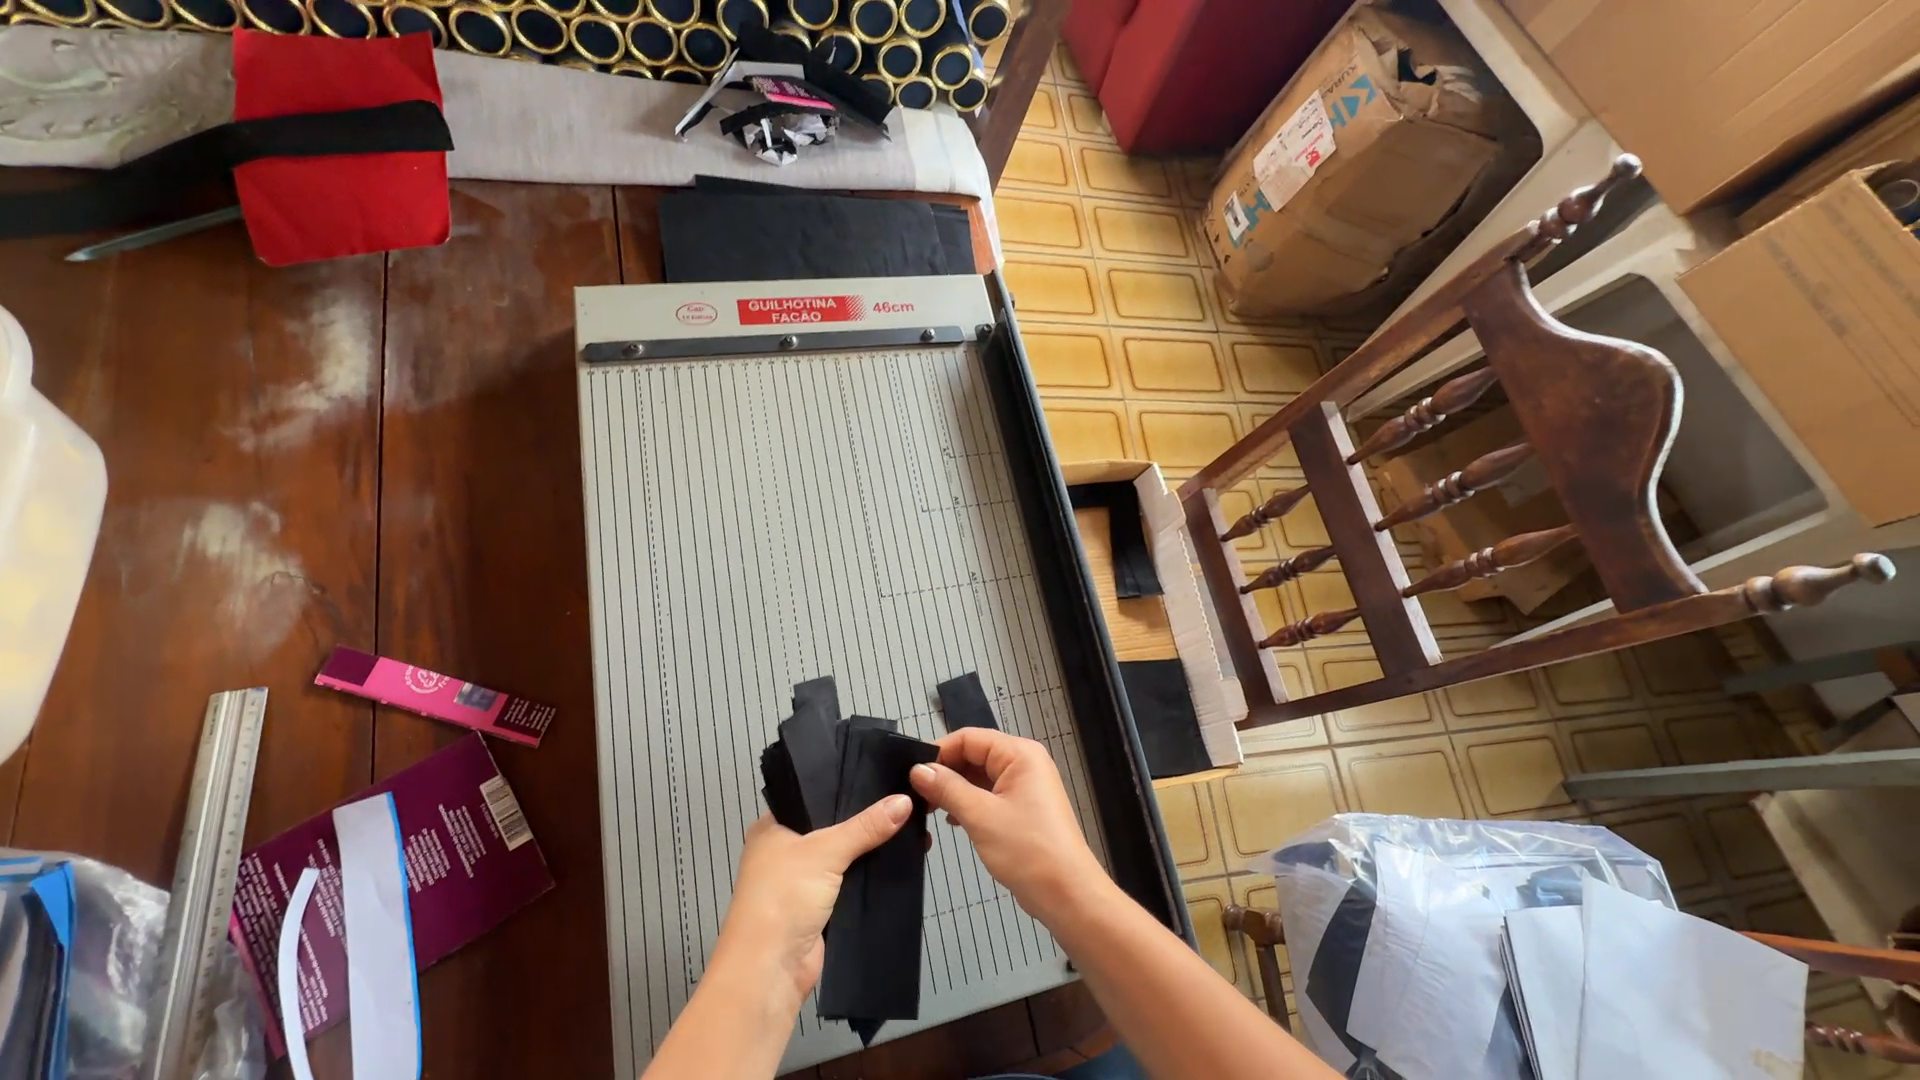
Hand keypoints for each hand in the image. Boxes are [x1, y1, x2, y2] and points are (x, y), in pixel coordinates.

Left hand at [715, 795, 911, 1007]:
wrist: (769, 971)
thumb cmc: (783, 897)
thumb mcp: (825, 851)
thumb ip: (866, 826)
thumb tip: (906, 800)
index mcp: (773, 826)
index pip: (815, 794)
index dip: (847, 786)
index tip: (885, 773)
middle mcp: (785, 849)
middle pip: (834, 825)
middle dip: (867, 817)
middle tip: (908, 797)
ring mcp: (803, 881)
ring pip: (846, 855)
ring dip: (873, 846)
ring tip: (914, 823)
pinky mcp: (821, 907)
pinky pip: (852, 881)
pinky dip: (871, 872)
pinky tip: (901, 857)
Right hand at [909, 729, 1107, 919]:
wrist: (1067, 894)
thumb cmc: (1027, 849)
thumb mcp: (980, 816)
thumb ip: (947, 788)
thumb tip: (918, 769)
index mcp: (1019, 754)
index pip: (969, 738)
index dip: (939, 752)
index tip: (911, 773)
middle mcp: (1024, 763)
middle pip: (975, 755)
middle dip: (945, 772)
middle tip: (915, 794)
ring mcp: (1025, 786)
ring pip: (980, 776)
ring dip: (955, 789)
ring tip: (928, 808)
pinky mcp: (1023, 808)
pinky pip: (989, 795)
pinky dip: (969, 803)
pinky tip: (952, 820)